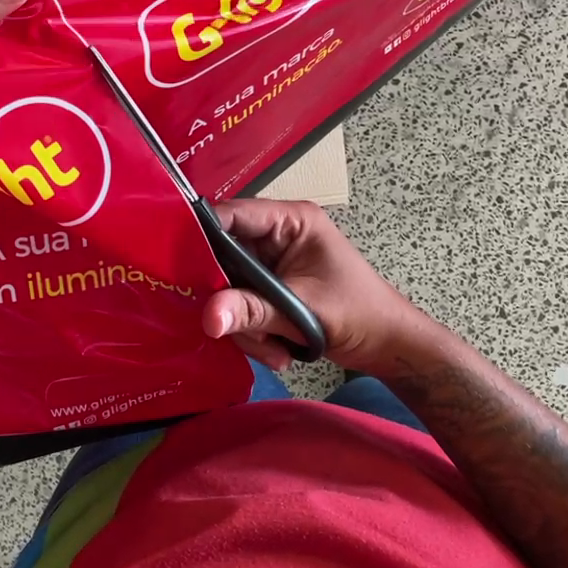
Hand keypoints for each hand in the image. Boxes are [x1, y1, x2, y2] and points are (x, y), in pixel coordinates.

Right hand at [203, 198, 445, 373]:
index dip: (202, 236)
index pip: (233, 215)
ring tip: (275, 350)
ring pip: (230, 291)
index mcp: (291, 221)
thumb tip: (207, 317)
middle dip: (230, 299)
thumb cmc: (361, 314)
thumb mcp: (305, 310)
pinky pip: (241, 309)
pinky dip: (254, 334)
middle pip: (225, 259)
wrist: (390, 348)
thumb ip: (254, 311)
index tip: (177, 265)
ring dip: (247, 327)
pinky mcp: (269, 293)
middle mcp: (276, 238)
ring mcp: (271, 267)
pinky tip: (279, 352)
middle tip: (234, 327)